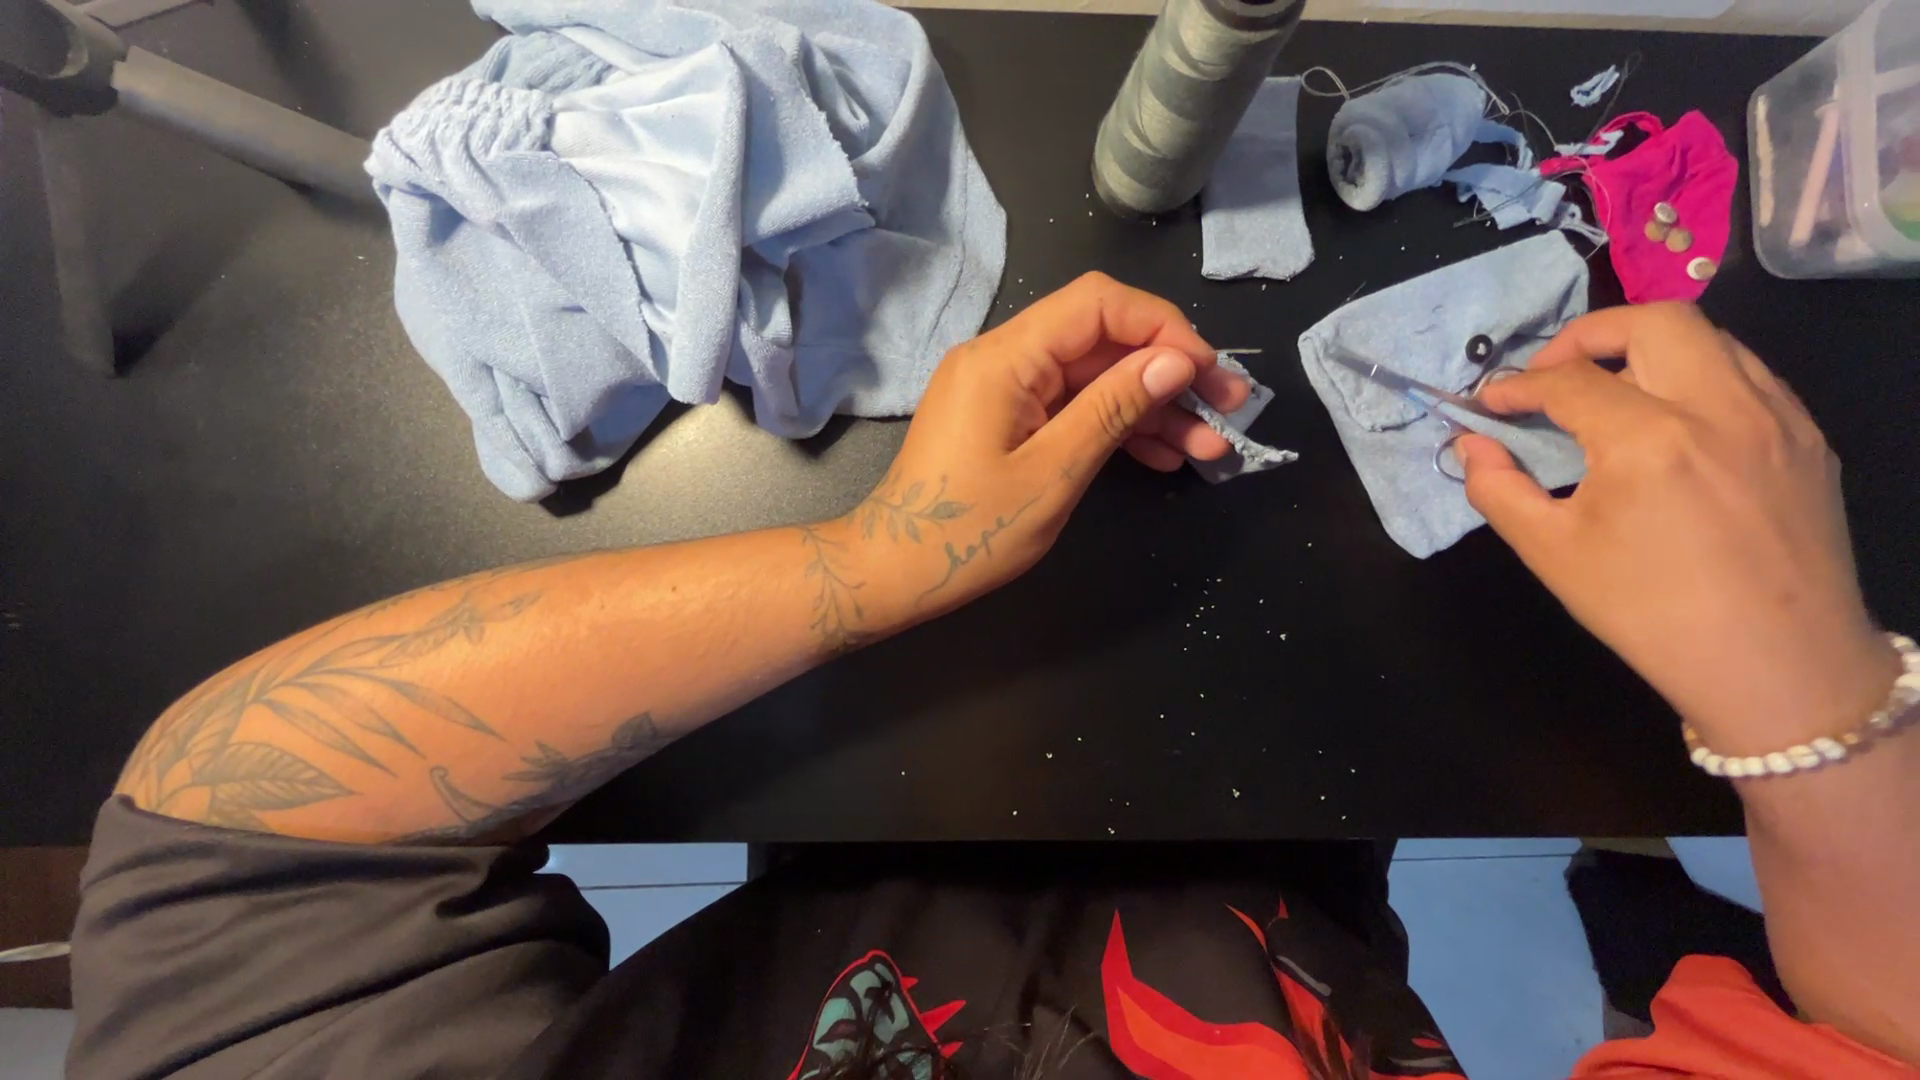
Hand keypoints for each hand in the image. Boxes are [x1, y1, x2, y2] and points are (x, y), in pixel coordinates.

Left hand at [847, 272, 1248, 619]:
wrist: (895, 570)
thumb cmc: (968, 532)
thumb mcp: (1053, 474)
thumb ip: (1112, 410)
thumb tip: (1172, 363)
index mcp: (1005, 358)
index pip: (1098, 305)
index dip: (1162, 327)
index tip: (1206, 371)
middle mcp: (1002, 358)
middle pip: (1100, 341)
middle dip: (1167, 373)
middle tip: (1227, 411)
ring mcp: (1002, 389)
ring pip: (1092, 379)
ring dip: (1149, 408)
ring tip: (1208, 446)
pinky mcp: (1005, 418)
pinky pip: (1069, 408)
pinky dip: (1112, 427)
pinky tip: (1161, 455)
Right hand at [1457, 303, 1897, 756]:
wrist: (1775, 662)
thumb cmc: (1644, 608)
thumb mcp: (1547, 551)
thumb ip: (1497, 487)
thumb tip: (1471, 445)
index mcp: (1647, 439)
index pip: (1568, 380)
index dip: (1515, 386)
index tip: (1487, 403)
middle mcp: (1720, 408)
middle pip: (1654, 321)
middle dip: (1586, 334)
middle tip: (1549, 372)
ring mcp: (1776, 418)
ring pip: (1710, 338)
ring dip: (1644, 349)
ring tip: (1605, 389)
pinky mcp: (1808, 438)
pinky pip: (1746, 375)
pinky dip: (1692, 376)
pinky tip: (1665, 422)